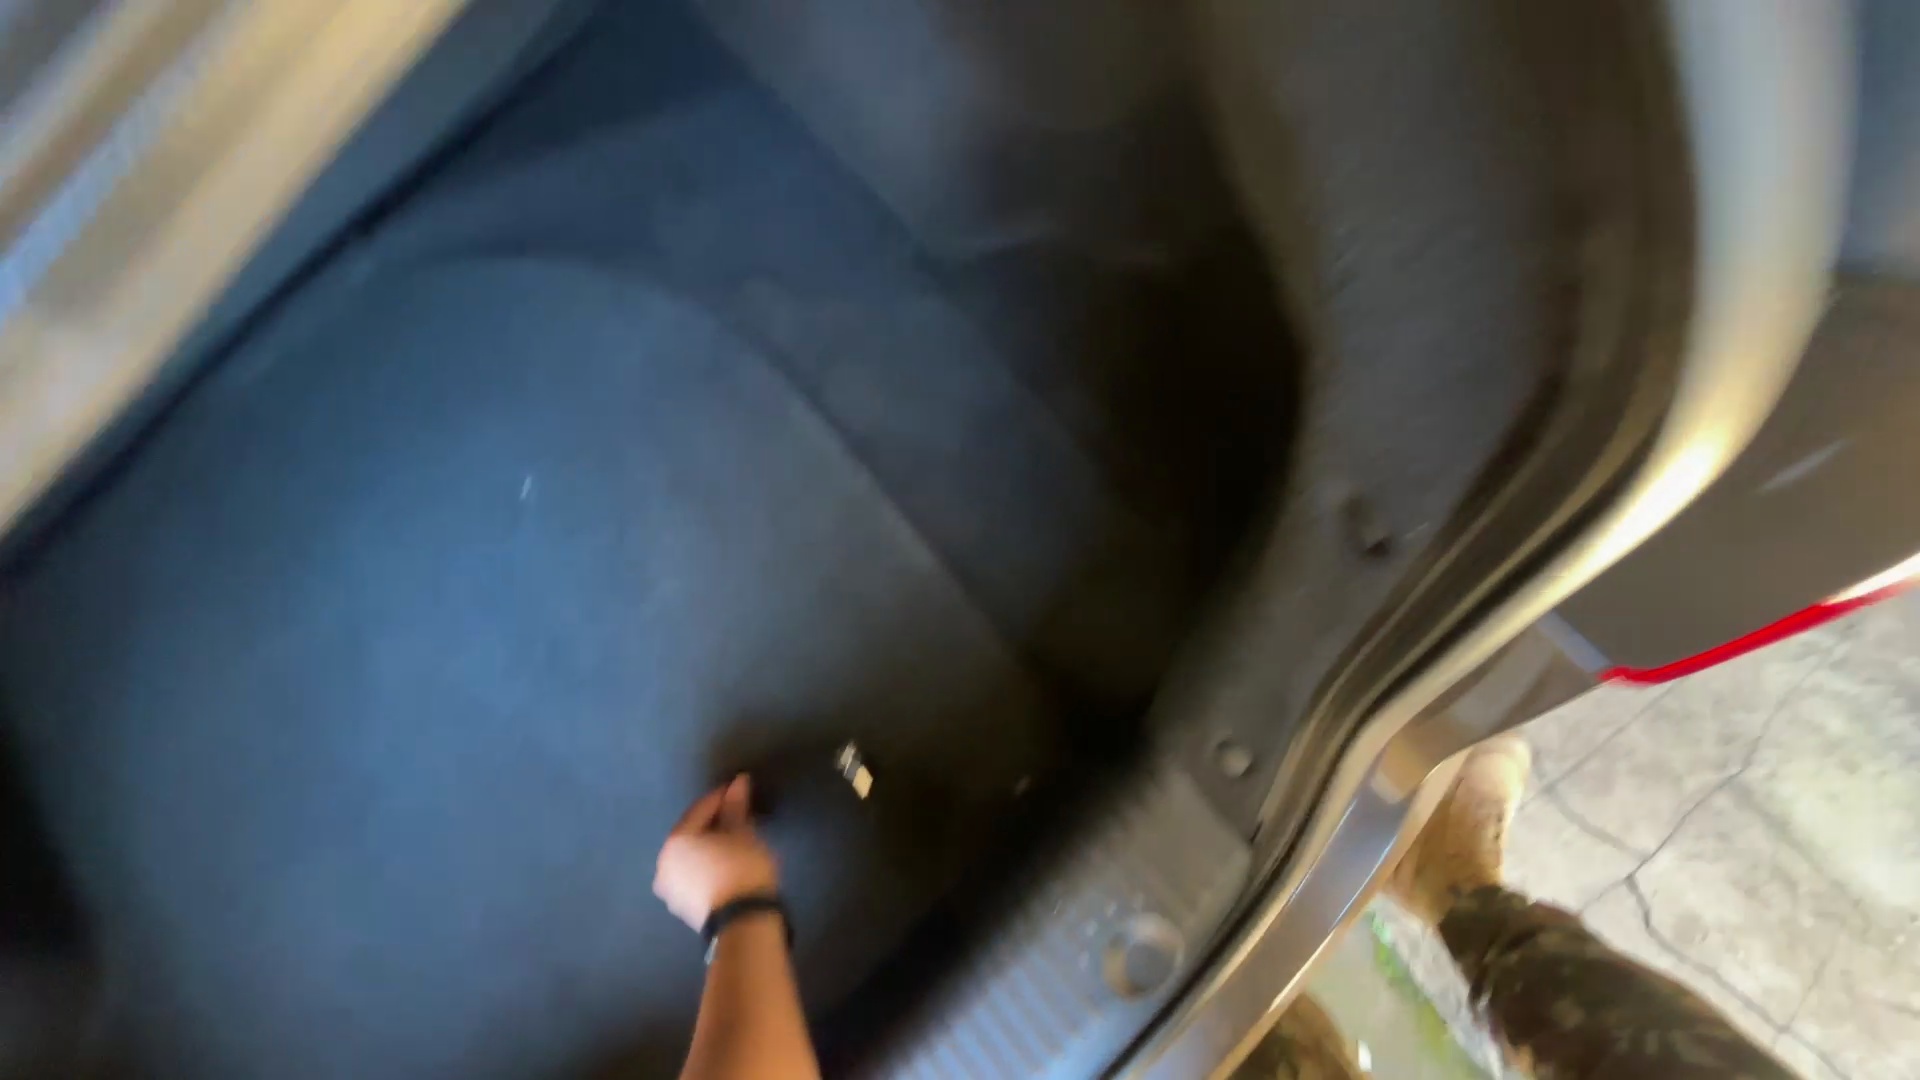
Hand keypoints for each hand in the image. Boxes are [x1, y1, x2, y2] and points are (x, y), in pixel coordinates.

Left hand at [654, 775, 779, 930]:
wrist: (743, 921)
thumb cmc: (742, 868)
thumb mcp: (742, 832)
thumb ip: (736, 806)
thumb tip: (738, 782)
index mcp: (676, 841)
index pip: (701, 809)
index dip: (722, 796)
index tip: (740, 788)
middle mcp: (664, 863)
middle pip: (691, 832)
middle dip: (714, 820)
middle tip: (737, 810)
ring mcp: (669, 887)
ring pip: (691, 854)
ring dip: (709, 842)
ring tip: (734, 835)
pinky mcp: (681, 905)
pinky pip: (692, 872)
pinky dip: (706, 862)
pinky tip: (725, 858)